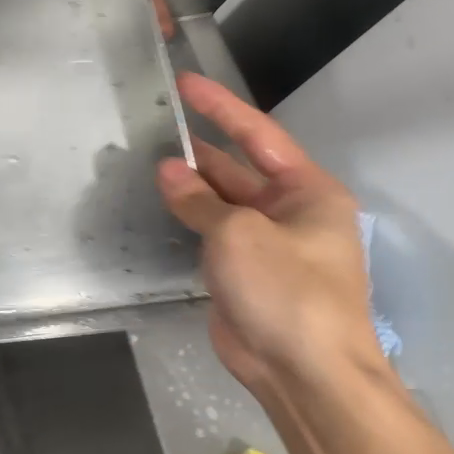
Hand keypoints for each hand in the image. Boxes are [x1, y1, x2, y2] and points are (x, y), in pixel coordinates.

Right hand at [155, 73, 389, 391]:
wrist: (303, 370)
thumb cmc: (286, 290)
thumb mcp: (239, 235)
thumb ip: (200, 200)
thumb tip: (167, 170)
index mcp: (308, 193)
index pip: (260, 136)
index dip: (221, 108)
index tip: (185, 83)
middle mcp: (290, 212)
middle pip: (239, 168)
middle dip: (200, 150)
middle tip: (153, 126)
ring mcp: (266, 244)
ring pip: (221, 203)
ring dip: (189, 186)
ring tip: (145, 163)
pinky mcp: (243, 273)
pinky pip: (211, 234)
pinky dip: (186, 219)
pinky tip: (158, 206)